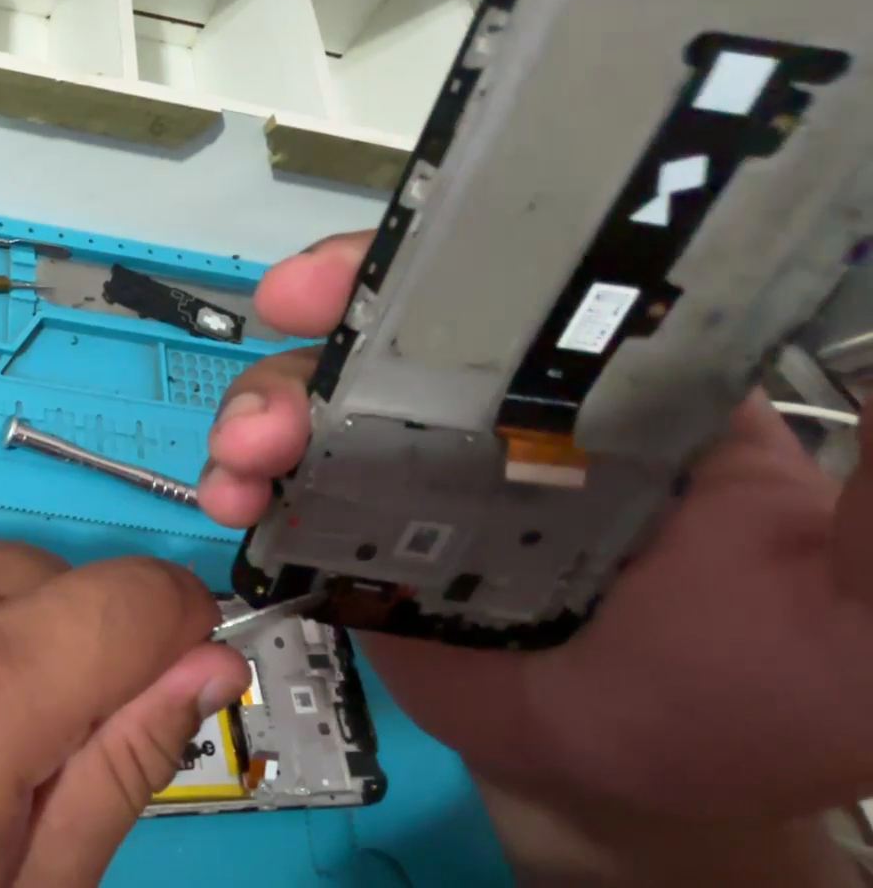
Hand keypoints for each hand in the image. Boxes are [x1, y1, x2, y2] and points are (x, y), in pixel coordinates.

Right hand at [198, 232, 872, 821]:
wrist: (630, 781)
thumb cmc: (753, 681)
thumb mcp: (858, 587)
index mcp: (582, 382)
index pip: (493, 289)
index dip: (412, 261)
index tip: (338, 272)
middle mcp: (471, 408)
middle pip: (368, 340)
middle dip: (310, 339)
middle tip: (275, 362)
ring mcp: (388, 468)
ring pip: (302, 405)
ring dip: (255, 413)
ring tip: (242, 460)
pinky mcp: (335, 531)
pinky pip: (271, 491)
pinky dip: (237, 486)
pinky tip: (230, 505)